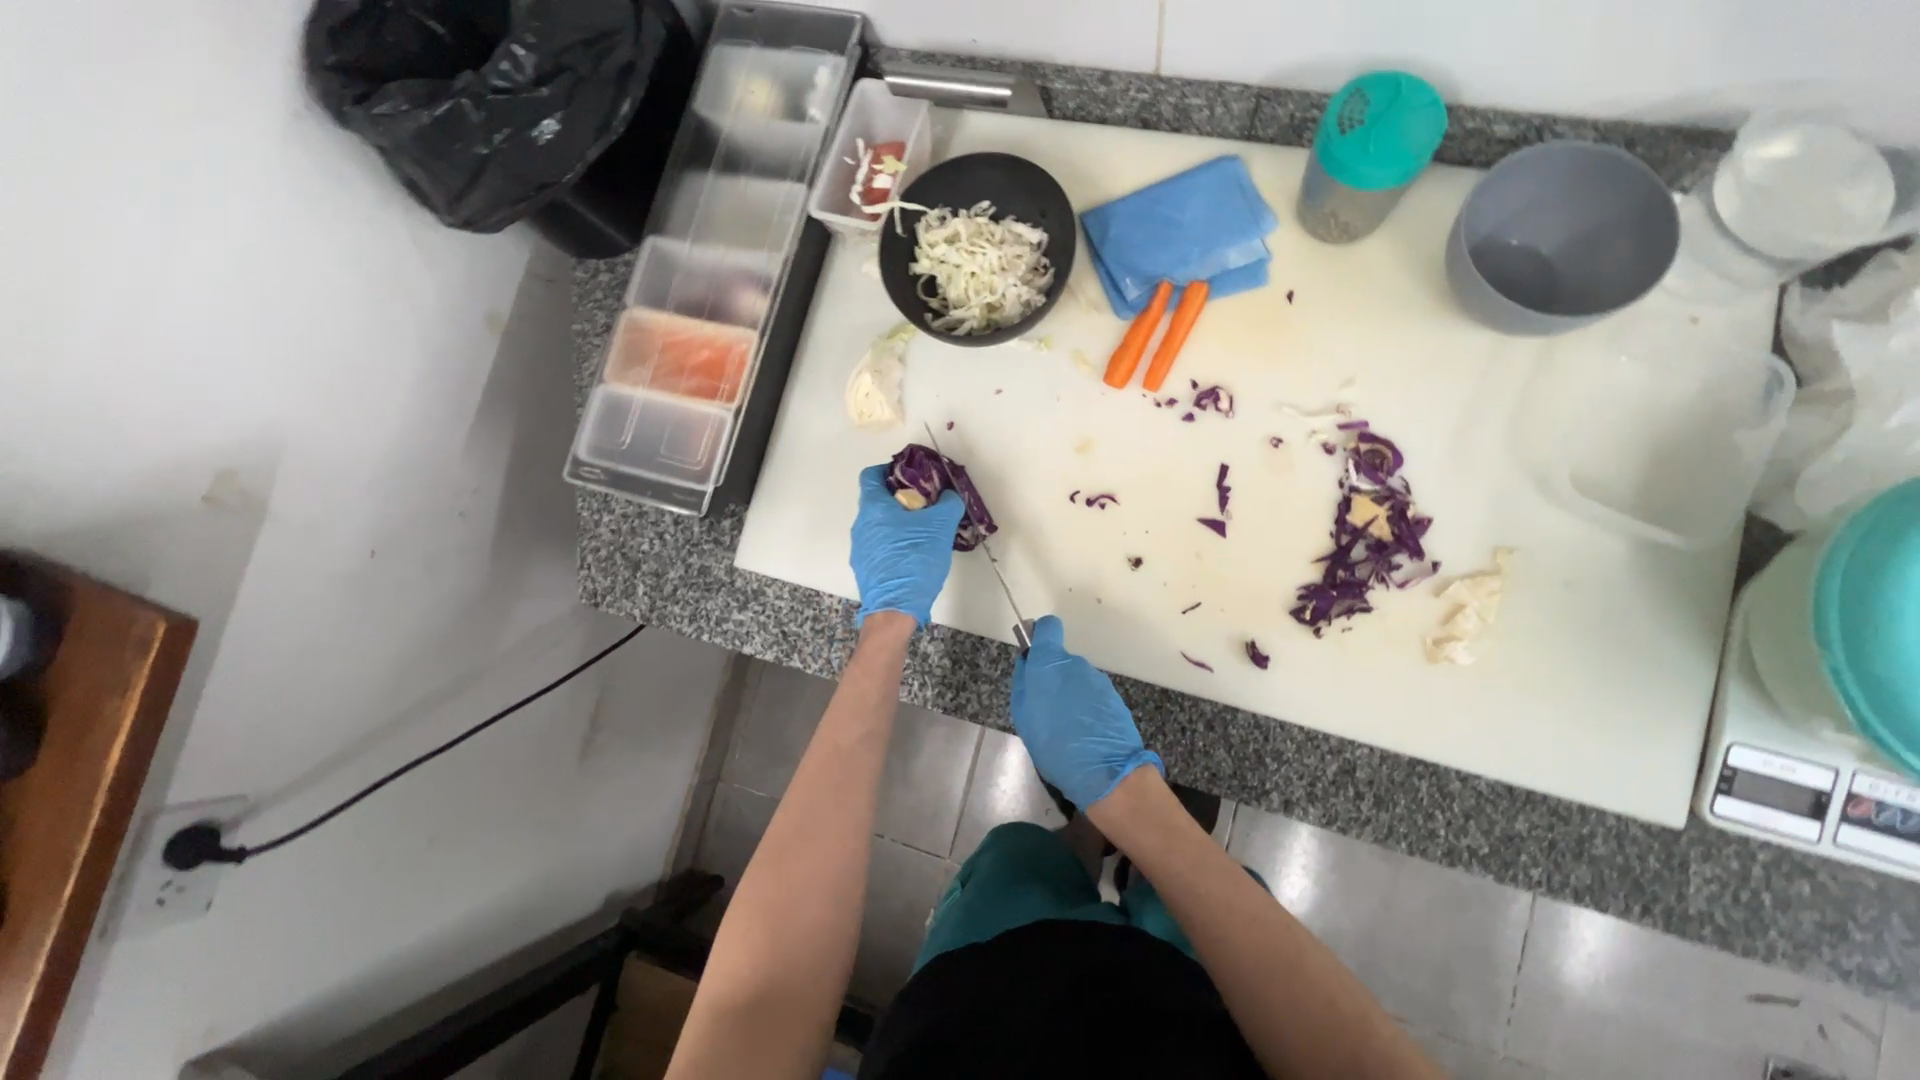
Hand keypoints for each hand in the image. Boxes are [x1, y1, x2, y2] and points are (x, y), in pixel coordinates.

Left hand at [849, 463, 965, 626]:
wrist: (895, 609)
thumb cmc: (914, 560)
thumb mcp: (940, 527)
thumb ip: (948, 504)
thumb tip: (950, 495)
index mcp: (873, 508)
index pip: (871, 476)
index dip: (890, 471)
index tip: (911, 477)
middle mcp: (861, 525)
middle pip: (878, 502)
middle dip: (901, 500)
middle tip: (926, 506)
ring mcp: (860, 549)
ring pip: (879, 526)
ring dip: (898, 524)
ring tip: (923, 533)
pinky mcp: (865, 569)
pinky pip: (880, 547)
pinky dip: (894, 544)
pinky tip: (914, 556)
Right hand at [1011, 615, 1162, 808]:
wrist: (1107, 772)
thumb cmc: (1054, 745)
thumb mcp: (1024, 717)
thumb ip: (1023, 684)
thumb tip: (1026, 663)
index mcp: (1050, 664)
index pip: (1047, 627)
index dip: (1039, 636)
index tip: (1033, 656)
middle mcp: (1076, 665)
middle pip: (1060, 662)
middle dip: (1051, 680)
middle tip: (1045, 712)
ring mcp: (1098, 681)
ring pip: (1077, 681)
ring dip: (1070, 697)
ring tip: (1067, 730)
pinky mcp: (1114, 698)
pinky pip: (1092, 697)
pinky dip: (1086, 709)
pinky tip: (1085, 736)